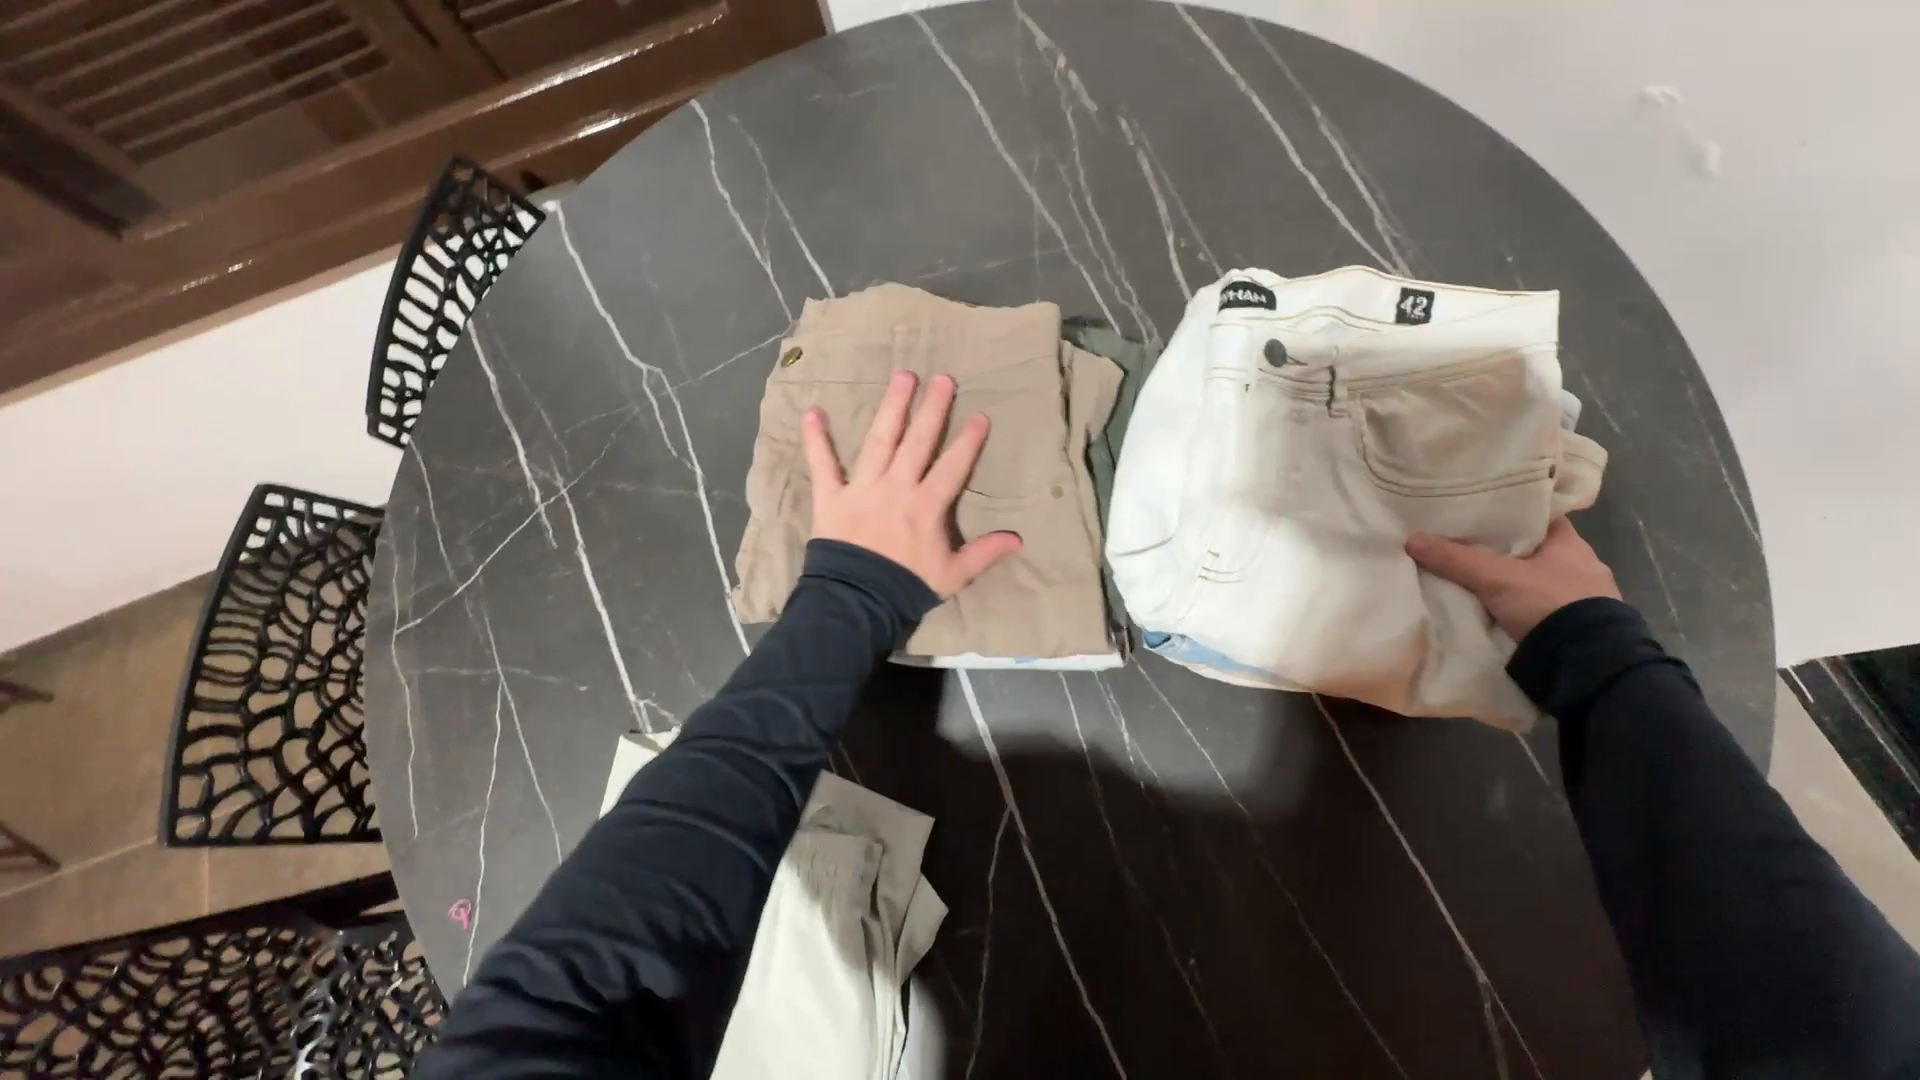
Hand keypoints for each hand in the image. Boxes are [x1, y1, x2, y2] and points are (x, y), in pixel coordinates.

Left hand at [802, 371, 1022, 598]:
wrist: (856, 602)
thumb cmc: (906, 588)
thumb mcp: (952, 575)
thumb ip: (983, 554)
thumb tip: (1018, 540)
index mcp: (926, 506)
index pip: (952, 467)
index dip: (968, 442)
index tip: (979, 416)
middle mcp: (896, 488)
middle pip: (918, 442)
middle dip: (933, 409)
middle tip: (943, 378)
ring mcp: (862, 489)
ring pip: (880, 440)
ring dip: (892, 407)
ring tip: (902, 376)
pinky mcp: (830, 497)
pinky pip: (822, 464)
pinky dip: (816, 439)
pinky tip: (812, 411)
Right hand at [1404, 517, 1620, 640]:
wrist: (1585, 664)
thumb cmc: (1549, 604)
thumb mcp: (1496, 578)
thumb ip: (1455, 559)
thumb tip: (1411, 539)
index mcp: (1572, 545)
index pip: (1538, 518)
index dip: (1508, 514)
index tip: (1478, 514)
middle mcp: (1580, 567)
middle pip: (1530, 550)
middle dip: (1500, 551)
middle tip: (1461, 546)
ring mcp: (1579, 599)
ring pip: (1534, 579)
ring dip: (1508, 582)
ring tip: (1469, 579)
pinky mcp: (1573, 626)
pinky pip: (1536, 606)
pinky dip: (1515, 606)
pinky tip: (1491, 607)